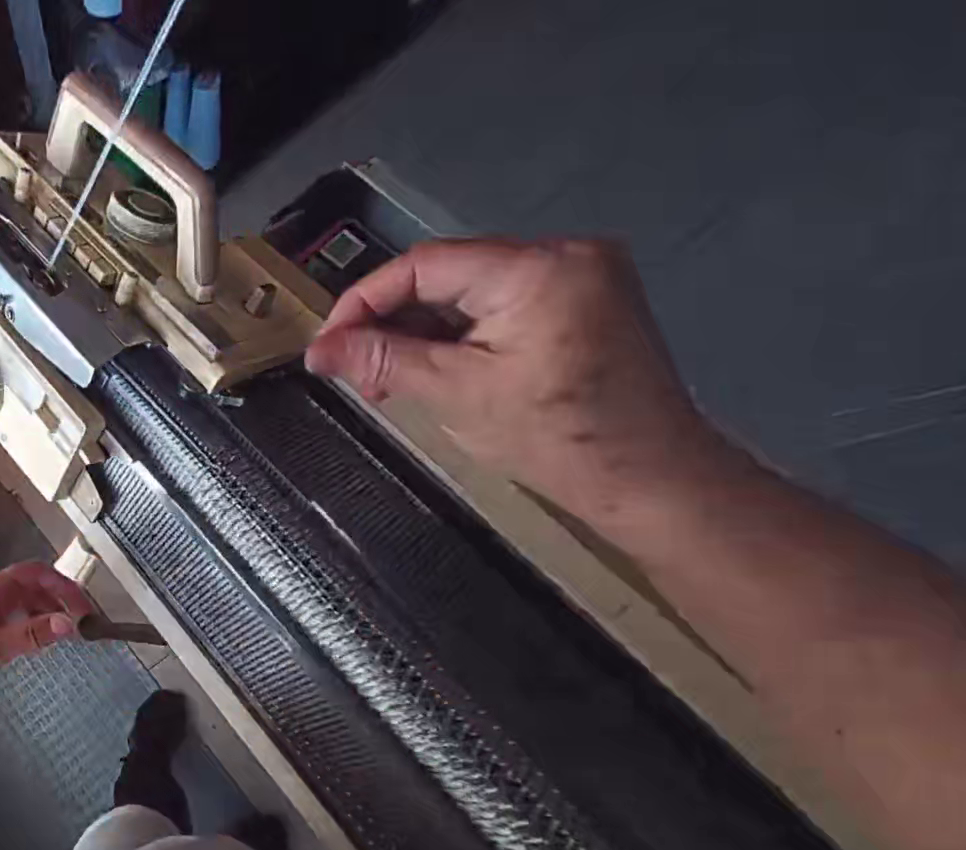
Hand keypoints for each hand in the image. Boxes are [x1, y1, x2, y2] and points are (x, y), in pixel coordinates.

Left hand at [0, 561, 94, 695]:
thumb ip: (31, 634)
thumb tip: (68, 623)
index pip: (38, 572)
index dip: (63, 585)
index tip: (82, 607)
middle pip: (39, 583)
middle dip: (63, 598)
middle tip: (83, 620)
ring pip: (33, 596)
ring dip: (53, 609)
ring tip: (69, 630)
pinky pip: (25, 610)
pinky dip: (41, 619)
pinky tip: (46, 636)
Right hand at [305, 237, 738, 520]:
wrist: (646, 477)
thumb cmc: (556, 440)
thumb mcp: (456, 395)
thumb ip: (383, 362)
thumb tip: (319, 350)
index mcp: (538, 269)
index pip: (425, 264)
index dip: (364, 299)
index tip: (329, 341)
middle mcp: (565, 255)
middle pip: (448, 275)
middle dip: (394, 322)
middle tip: (358, 370)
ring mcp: (579, 277)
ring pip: (470, 294)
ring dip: (423, 333)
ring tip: (393, 380)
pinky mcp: (581, 303)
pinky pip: (498, 308)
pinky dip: (459, 337)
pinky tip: (437, 371)